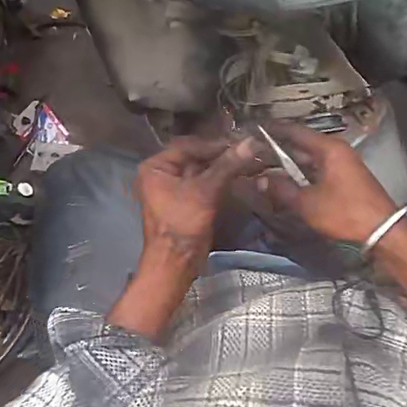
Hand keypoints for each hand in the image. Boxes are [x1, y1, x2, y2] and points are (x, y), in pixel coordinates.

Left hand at [111, 137, 260, 339]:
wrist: (176, 264)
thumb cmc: (181, 225)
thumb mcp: (204, 192)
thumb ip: (226, 166)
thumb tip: (250, 143)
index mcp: (156, 167)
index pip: (189, 146)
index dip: (214, 144)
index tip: (240, 142)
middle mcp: (163, 174)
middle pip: (196, 157)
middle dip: (221, 156)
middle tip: (248, 150)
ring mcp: (176, 189)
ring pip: (204, 171)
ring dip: (224, 167)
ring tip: (249, 160)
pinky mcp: (189, 202)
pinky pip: (207, 184)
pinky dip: (222, 180)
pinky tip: (241, 176)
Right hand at [257, 123, 400, 244]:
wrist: (382, 232)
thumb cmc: (345, 213)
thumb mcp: (307, 203)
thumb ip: (281, 189)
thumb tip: (260, 180)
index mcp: (328, 148)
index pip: (294, 131)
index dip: (272, 130)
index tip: (253, 130)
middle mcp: (336, 151)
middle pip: (301, 145)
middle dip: (277, 151)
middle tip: (254, 155)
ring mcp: (342, 164)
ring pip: (308, 160)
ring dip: (288, 166)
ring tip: (264, 171)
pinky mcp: (345, 179)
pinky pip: (317, 171)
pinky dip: (301, 176)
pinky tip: (287, 185)